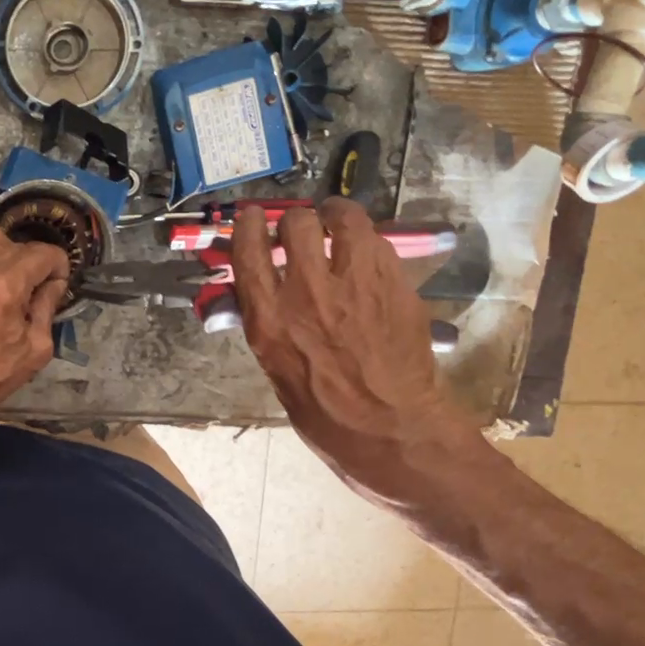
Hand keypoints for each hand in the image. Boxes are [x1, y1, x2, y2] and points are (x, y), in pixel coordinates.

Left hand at [0, 206, 69, 415]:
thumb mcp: (37, 348)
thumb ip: (47, 308)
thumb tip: (53, 284)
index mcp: (8, 286)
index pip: (44, 255)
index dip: (57, 269)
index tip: (55, 287)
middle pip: (17, 246)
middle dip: (33, 263)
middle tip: (33, 289)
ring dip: (1, 247)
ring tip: (6, 269)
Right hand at [232, 198, 482, 506]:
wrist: (390, 430)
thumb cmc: (321, 412)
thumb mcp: (274, 366)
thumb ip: (267, 322)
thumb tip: (260, 294)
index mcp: (270, 318)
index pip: (249, 249)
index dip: (248, 224)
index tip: (252, 217)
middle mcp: (308, 292)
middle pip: (297, 224)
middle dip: (295, 220)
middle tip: (299, 227)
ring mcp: (357, 284)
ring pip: (345, 219)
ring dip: (335, 215)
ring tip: (335, 220)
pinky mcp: (395, 284)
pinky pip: (377, 244)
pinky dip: (365, 239)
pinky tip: (364, 251)